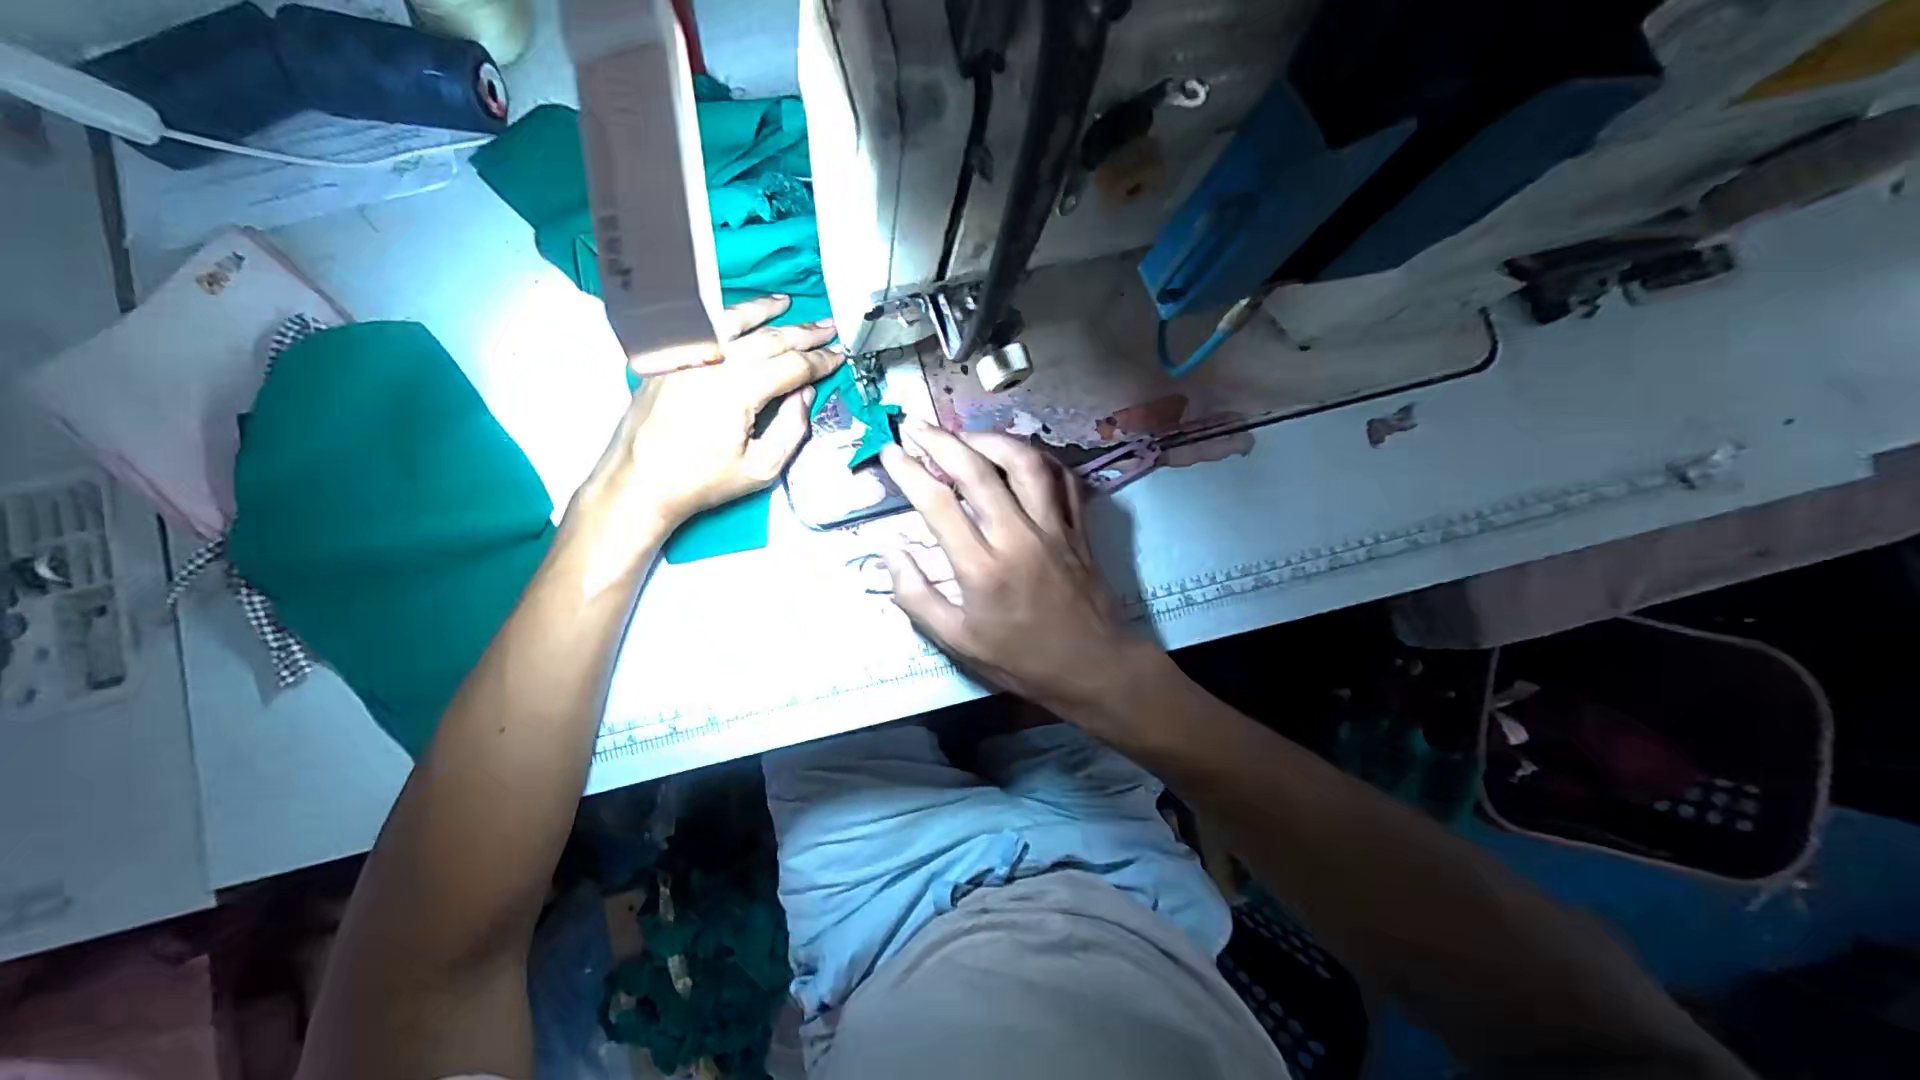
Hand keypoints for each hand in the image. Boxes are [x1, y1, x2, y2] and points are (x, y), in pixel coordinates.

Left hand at [573, 295, 843, 534]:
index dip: (820, 361)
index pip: (792, 366)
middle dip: (803, 332)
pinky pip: (703, 328)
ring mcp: (686, 357)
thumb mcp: (761, 468)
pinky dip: (726, 317)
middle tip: (827, 327)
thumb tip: (804, 394)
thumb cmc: (700, 481)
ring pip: (732, 322)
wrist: (639, 483)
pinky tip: (737, 315)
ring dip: (763, 311)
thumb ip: (792, 428)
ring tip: (784, 304)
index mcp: (738, 391)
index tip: (838, 356)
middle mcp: (712, 364)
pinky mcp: (668, 360)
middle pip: (768, 339)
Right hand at [878, 421, 1163, 717]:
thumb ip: (917, 598)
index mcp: (982, 569)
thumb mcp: (958, 642)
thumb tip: (890, 553)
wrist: (1092, 668)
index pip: (938, 504)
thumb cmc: (1021, 660)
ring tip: (964, 435)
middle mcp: (1018, 537)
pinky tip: (1020, 455)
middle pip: (978, 472)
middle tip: (916, 425)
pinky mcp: (1079, 528)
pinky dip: (1041, 459)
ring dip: (991, 440)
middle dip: (941, 441)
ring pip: (1025, 464)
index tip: (890, 452)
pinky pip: (1063, 479)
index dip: (909, 472)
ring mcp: (1055, 528)